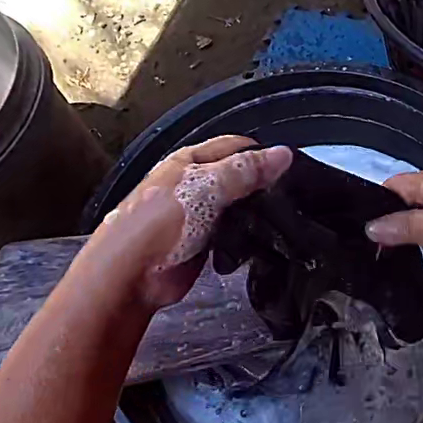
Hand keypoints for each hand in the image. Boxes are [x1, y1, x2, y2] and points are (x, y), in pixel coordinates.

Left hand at [80, 136, 292, 311]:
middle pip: (237, 177)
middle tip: (292, 196)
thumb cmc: (158, 223)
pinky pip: (232, 234)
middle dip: (261, 185)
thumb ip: (244, 171)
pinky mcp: (202, 244)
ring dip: (255, 213)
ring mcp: (198, 215)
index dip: (263, 154)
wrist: (131, 276)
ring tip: (283, 219)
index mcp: (189, 160)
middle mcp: (194, 184)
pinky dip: (246, 237)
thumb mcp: (205, 188)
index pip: (235, 147)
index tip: (291, 168)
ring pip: (237, 207)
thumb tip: (283, 154)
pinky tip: (264, 241)